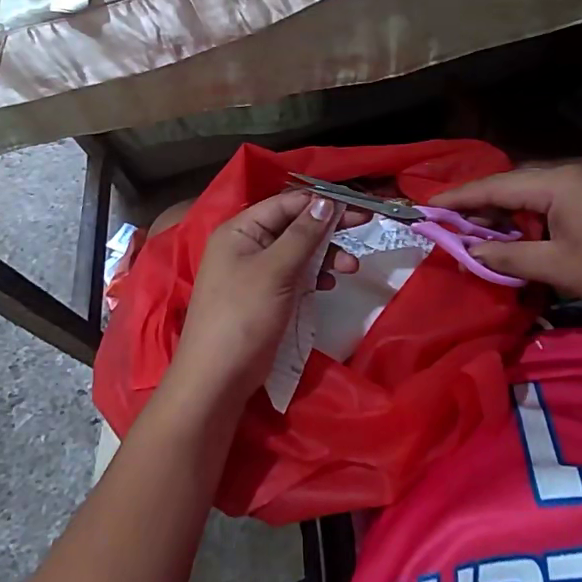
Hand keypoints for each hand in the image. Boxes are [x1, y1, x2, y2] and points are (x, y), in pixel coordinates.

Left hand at [170, 192, 365, 404]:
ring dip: (325, 254)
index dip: (321, 202)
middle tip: (363, 226)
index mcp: (240, 230)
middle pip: (294, 225)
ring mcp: (255, 271)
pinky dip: (314, 275)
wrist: (217, 379)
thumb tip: (326, 201)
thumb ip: (303, 234)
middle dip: (328, 228)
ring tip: (351, 267)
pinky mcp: (265, 295)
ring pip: (298, 251)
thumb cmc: (243, 316)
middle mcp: (246, 244)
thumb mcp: (276, 270)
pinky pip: (295, 274)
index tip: (356, 205)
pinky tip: (329, 283)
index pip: (286, 203)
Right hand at [434, 165, 581, 329]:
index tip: (426, 209)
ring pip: (532, 198)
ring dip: (506, 217)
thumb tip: (472, 252)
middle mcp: (569, 176)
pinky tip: (524, 243)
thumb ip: (510, 258)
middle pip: (511, 187)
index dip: (457, 199)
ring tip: (480, 240)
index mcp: (556, 183)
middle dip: (479, 208)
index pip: (493, 185)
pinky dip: (531, 223)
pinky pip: (552, 206)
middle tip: (450, 230)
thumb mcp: (561, 268)